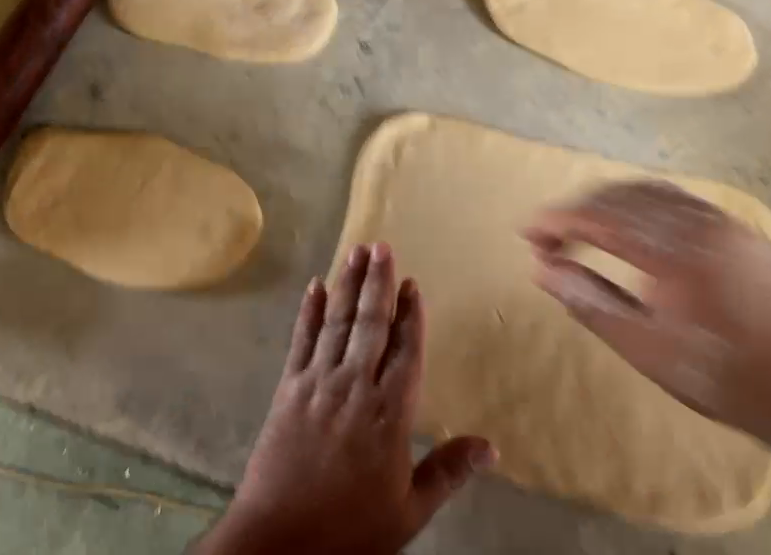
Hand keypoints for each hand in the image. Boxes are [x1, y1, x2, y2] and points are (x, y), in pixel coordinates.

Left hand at [195, 243, 494, 554]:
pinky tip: (314, 287)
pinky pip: (300, 341)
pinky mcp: (286, 389)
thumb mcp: (408, 510)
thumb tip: (491, 446)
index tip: (412, 283)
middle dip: (377, 282)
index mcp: (390, 412)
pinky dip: (308, 312)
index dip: (410, 314)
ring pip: (336, 322)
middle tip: (381, 245)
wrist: (279, 541)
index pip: (404, 350)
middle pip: (370, 323)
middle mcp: (354, 386)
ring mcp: (317, 384)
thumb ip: (447, 471)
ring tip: (355, 251)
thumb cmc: (351, 528)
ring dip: (347, 284)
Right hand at [523, 180, 770, 446]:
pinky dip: (641, 204)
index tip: (527, 233)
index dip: (558, 221)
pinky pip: (677, 200)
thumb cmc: (726, 377)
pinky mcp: (737, 231)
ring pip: (650, 192)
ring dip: (608, 203)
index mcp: (674, 249)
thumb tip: (542, 270)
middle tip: (547, 235)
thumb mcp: (649, 350)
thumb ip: (592, 304)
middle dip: (578, 210)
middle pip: (621, 197)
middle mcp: (697, 221)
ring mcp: (722, 222)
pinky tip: (631, 223)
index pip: (600, 218)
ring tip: (580, 226)